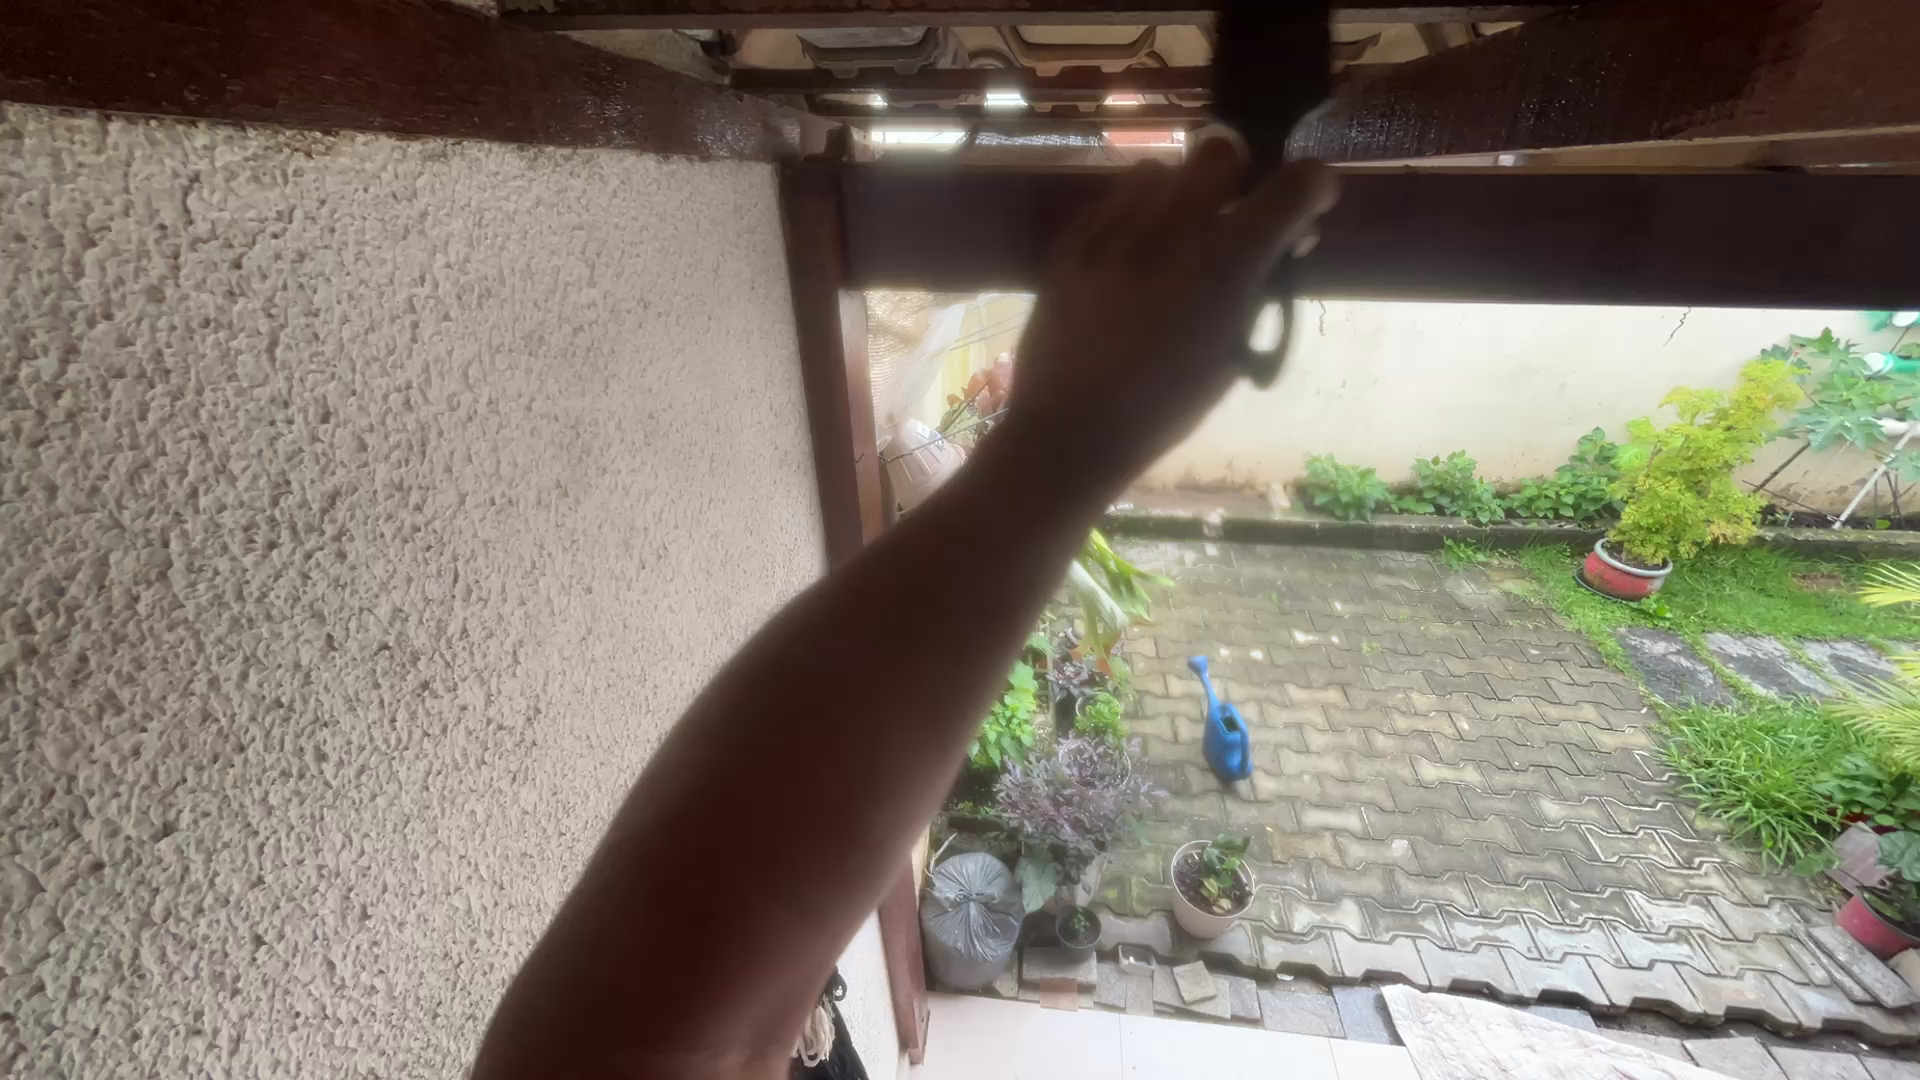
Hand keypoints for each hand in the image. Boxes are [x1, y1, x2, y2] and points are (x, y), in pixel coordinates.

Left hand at [999, 140, 1339, 501]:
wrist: (1070, 431)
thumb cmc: (1159, 410)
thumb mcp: (1228, 356)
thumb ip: (1255, 291)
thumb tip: (1279, 246)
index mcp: (1220, 270)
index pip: (1292, 188)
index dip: (1314, 188)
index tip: (1309, 205)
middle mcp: (1167, 236)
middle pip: (1219, 153)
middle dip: (1237, 179)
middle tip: (1226, 220)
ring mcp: (1109, 236)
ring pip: (1156, 171)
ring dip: (1175, 196)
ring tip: (1167, 240)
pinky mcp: (1067, 247)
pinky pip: (1108, 203)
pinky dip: (1128, 219)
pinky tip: (1124, 259)